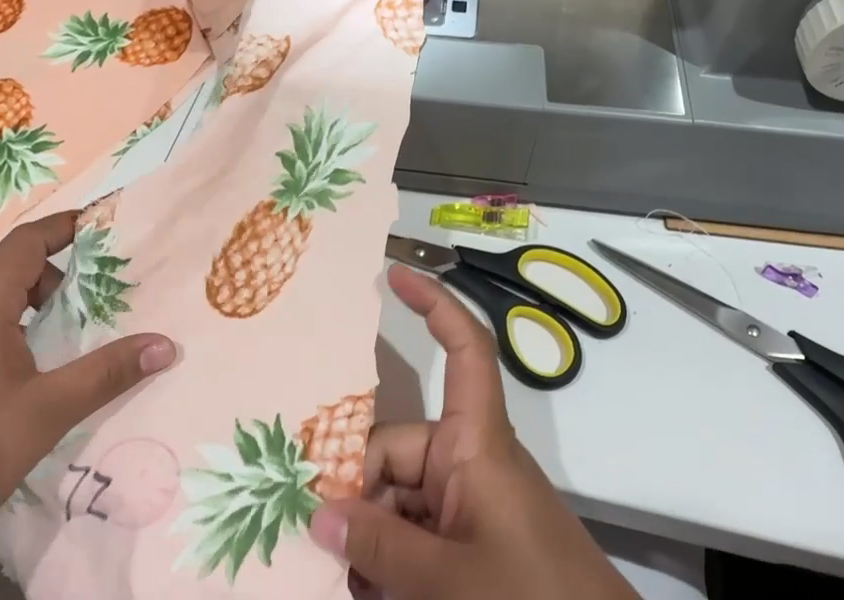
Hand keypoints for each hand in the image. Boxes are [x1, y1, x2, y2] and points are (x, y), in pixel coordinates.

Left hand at [0, 211, 174, 598]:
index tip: (108, 226)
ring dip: (38, 309)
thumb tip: (167, 344)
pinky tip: (35, 372)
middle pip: (12, 272)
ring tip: (80, 333)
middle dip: (62, 275)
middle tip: (108, 294)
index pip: (25, 242)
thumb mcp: (46, 412)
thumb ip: (107, 372)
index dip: (66, 226)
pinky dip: (14, 333)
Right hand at [310, 265, 635, 599]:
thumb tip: (318, 511)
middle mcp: (465, 463)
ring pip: (392, 499)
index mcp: (475, 444)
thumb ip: (379, 545)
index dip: (435, 307)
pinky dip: (382, 561)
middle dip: (351, 491)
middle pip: (393, 448)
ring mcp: (463, 507)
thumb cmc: (531, 595)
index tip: (394, 275)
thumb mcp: (448, 577)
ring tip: (335, 578)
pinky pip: (409, 533)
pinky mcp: (463, 545)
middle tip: (312, 537)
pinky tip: (357, 591)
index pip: (464, 353)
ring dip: (363, 539)